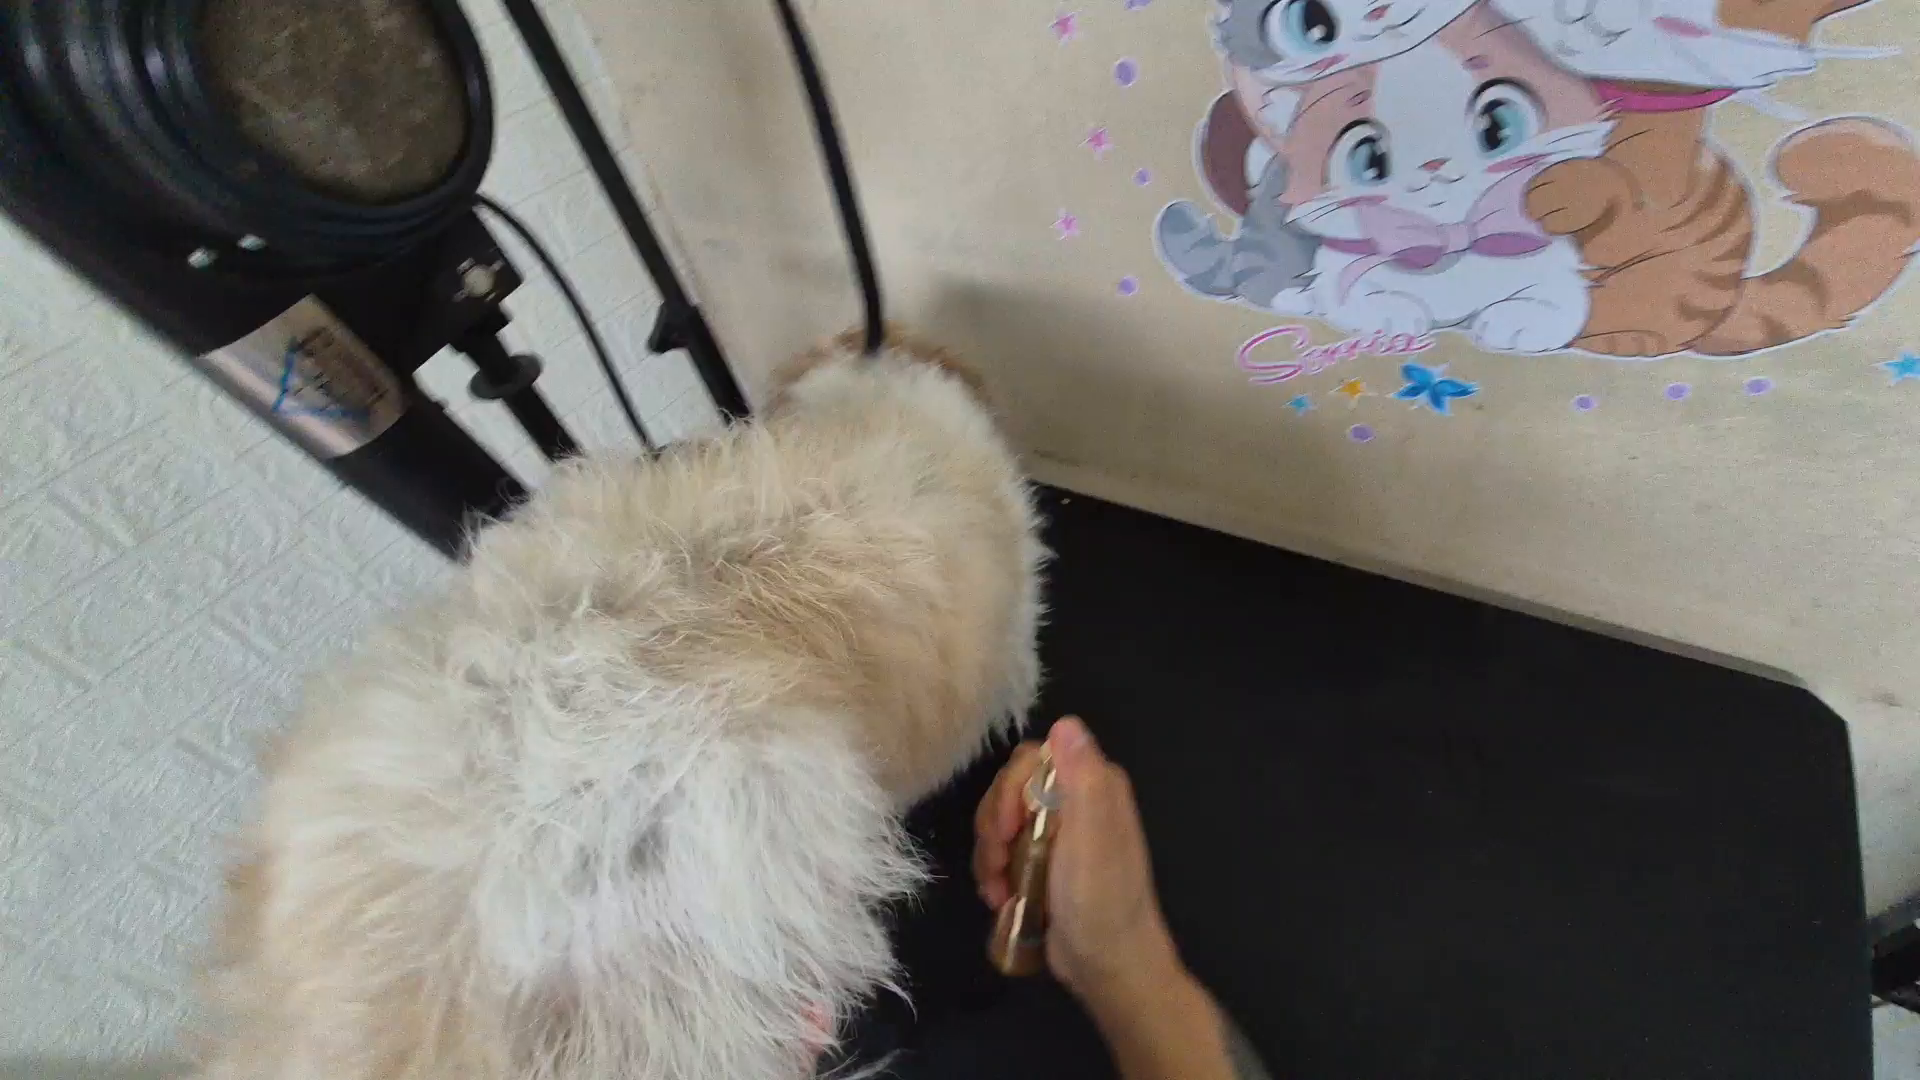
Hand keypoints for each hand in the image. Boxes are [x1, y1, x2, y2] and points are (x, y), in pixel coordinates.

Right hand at [973, 719, 1183, 1009]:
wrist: (1109, 968)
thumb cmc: (1101, 900)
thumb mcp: (1092, 837)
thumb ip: (1082, 777)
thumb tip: (1066, 722)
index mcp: (1094, 784)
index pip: (1032, 759)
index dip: (1009, 791)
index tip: (1006, 830)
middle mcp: (1077, 798)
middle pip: (1011, 787)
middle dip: (994, 825)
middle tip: (996, 863)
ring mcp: (1059, 830)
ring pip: (1002, 817)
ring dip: (990, 852)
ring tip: (997, 889)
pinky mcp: (1044, 858)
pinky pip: (1004, 846)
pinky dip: (994, 869)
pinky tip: (1000, 896)